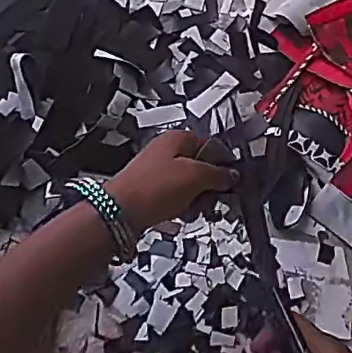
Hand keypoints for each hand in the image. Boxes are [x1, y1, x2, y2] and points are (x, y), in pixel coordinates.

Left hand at [106, 130, 237, 228]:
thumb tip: (231, 176)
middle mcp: (166, 152)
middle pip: (202, 168)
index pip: (213, 146)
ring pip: (191, 186)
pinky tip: (178, 213)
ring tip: (190, 208)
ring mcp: (158, 173)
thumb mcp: (195, 177)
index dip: (225, 165)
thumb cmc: (149, 189)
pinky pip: (177, 198)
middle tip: (207, 198)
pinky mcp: (153, 192)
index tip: (232, 180)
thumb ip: (218, 174)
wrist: (119, 213)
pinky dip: (181, 207)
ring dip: (196, 200)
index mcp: (177, 138)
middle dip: (209, 186)